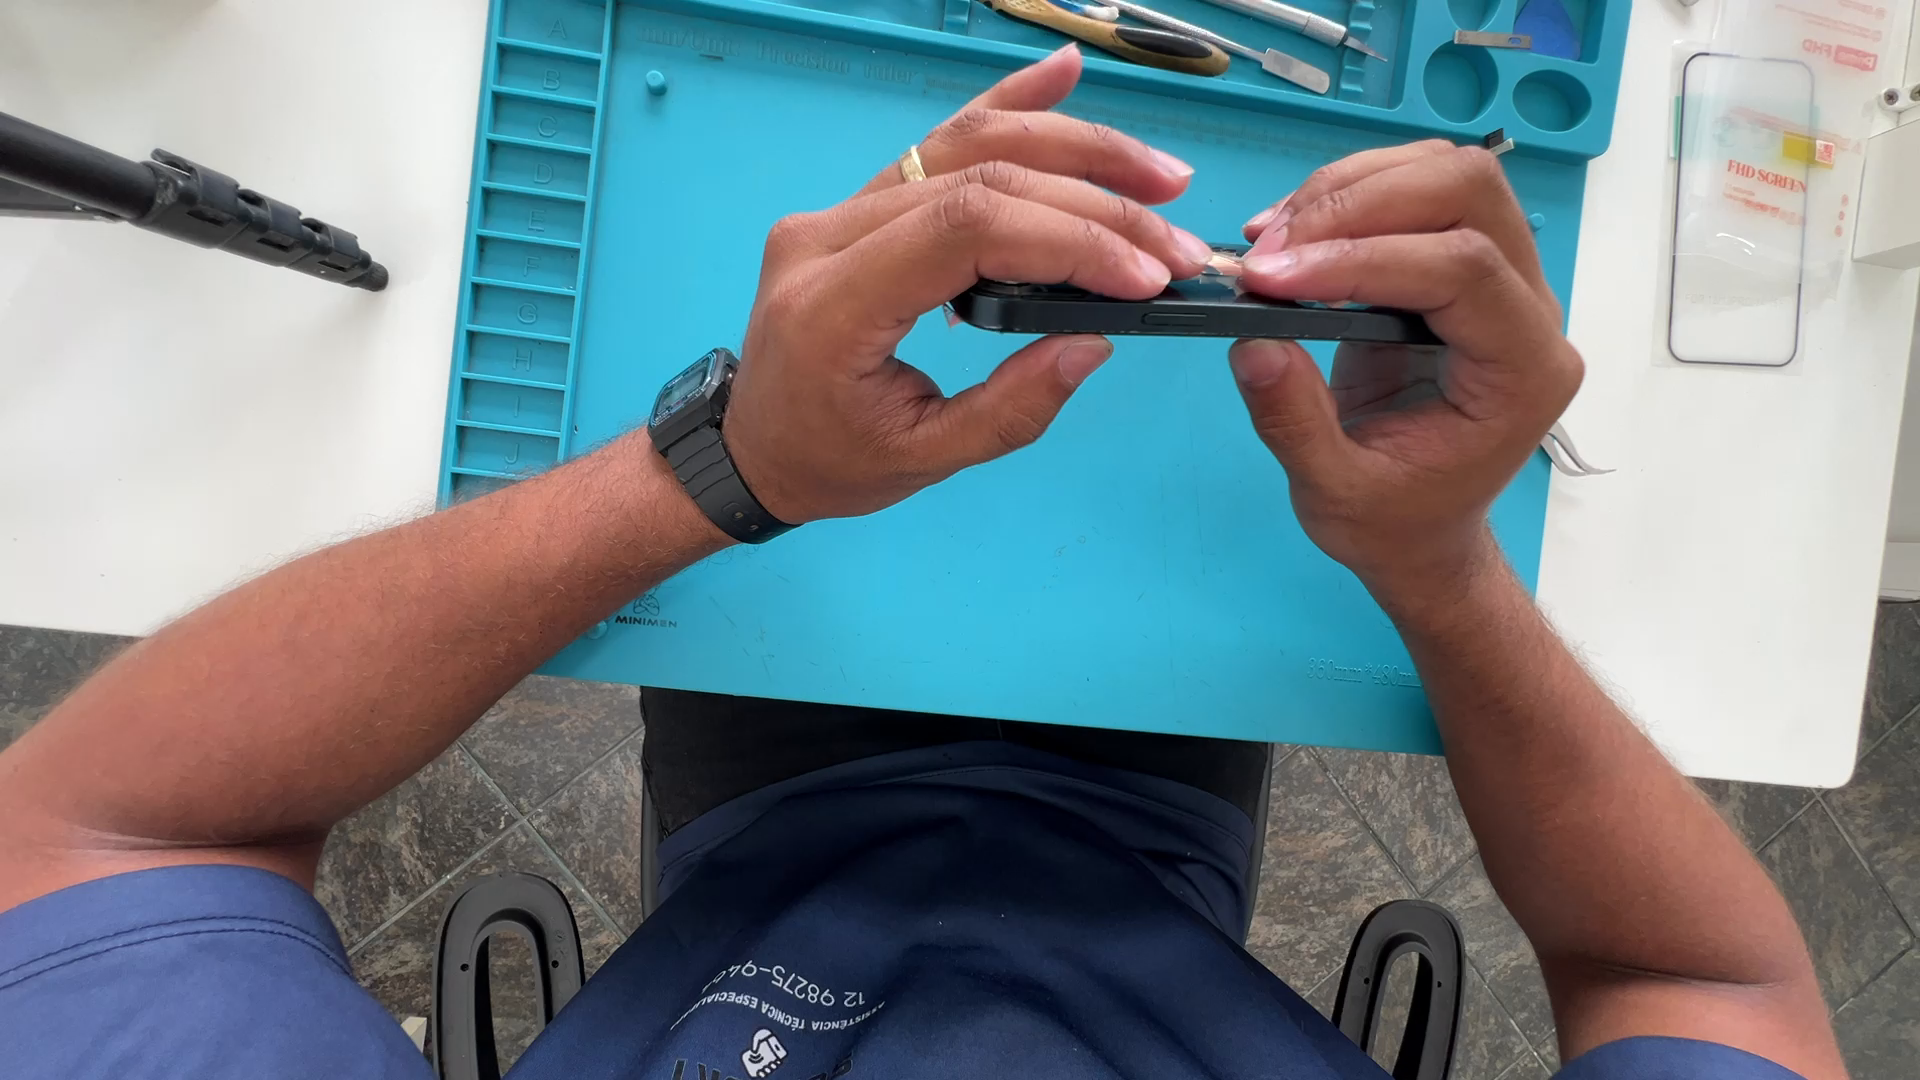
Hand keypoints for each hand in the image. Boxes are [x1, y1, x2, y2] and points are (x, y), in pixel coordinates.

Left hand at [722, 46, 1212, 523]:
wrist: (754, 446)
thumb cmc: (828, 463)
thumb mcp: (920, 460)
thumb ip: (1009, 411)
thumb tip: (1095, 341)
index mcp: (832, 307)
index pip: (965, 231)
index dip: (1068, 238)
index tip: (1145, 273)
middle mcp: (825, 236)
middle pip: (976, 179)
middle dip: (1092, 205)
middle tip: (1174, 239)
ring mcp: (834, 212)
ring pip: (963, 148)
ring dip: (1070, 150)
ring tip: (1153, 174)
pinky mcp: (853, 208)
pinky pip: (934, 147)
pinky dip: (1005, 109)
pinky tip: (1060, 74)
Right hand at [1228, 141, 1581, 599]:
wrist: (1419, 531)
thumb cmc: (1389, 522)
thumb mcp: (1332, 491)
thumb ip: (1293, 420)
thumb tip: (1251, 340)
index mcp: (1521, 370)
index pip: (1460, 269)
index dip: (1358, 261)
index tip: (1266, 281)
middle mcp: (1528, 310)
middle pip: (1467, 193)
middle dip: (1355, 204)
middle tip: (1265, 253)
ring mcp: (1498, 284)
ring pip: (1445, 177)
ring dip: (1347, 191)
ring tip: (1268, 240)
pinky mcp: (1453, 274)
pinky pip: (1415, 200)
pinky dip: (1347, 198)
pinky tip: (1290, 233)